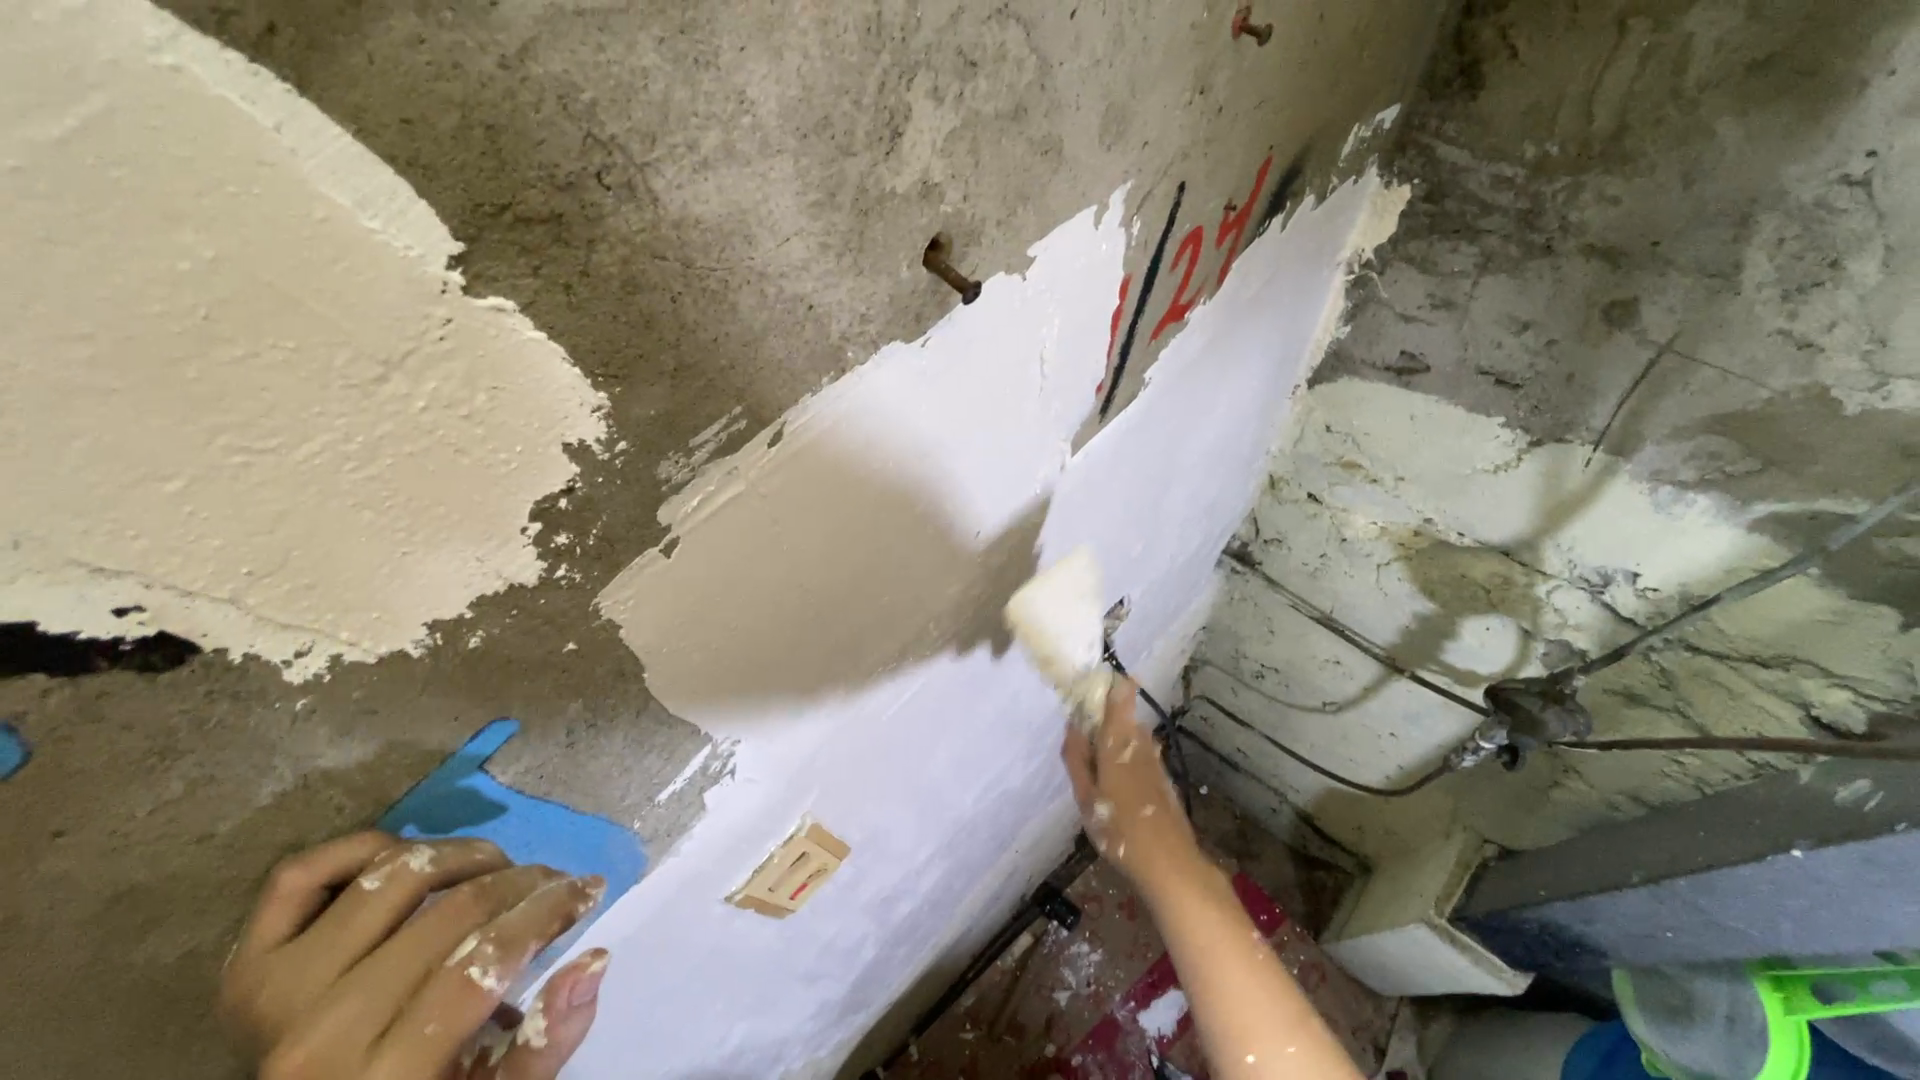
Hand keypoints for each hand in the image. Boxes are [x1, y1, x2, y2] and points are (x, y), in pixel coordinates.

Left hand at [220, 832, 610, 1079]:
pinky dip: (365, 848)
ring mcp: (271, 995)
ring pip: (387, 878)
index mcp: (385, 1079)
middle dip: (521, 883)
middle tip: (554, 880)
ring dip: (459, 856)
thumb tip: (594, 958)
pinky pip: (302, 873)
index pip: (482, 965)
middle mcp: (318, 1033)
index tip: (588, 889)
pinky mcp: (244, 966)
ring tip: (495, 867)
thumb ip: (545, 1045)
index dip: (547, 914)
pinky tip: (411, 860)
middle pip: (446, 916)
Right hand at [1061, 677, 1202, 891]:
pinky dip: (1126, 758)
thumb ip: (1076, 758)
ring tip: (1095, 764)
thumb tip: (1072, 725)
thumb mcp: (1085, 796)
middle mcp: (1142, 743)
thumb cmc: (1119, 828)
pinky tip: (1116, 784)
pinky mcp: (1163, 778)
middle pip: (1124, 716)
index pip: (1121, 696)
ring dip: (1116, 739)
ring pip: (1133, 737)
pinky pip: (1140, 755)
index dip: (1111, 683)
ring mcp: (1156, 760)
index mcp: (1119, 741)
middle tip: (1083, 736)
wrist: (1168, 862)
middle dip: (1105, 717)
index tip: (1096, 679)